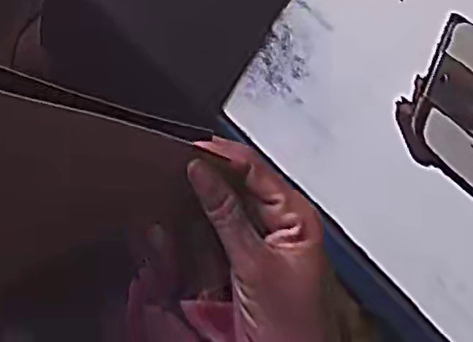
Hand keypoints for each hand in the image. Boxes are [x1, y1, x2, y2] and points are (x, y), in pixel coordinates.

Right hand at [186, 139, 332, 341]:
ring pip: (225, 204)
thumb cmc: (296, 333)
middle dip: (209, 176)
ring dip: (200, 202)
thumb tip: (201, 170)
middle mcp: (280, 222)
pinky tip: (182, 223)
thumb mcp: (254, 266)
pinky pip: (218, 231)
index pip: (254, 166)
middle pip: (238, 182)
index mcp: (295, 214)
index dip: (222, 154)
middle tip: (177, 167)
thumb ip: (226, 214)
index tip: (191, 149)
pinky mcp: (246, 261)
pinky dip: (200, 227)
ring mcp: (262, 242)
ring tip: (176, 192)